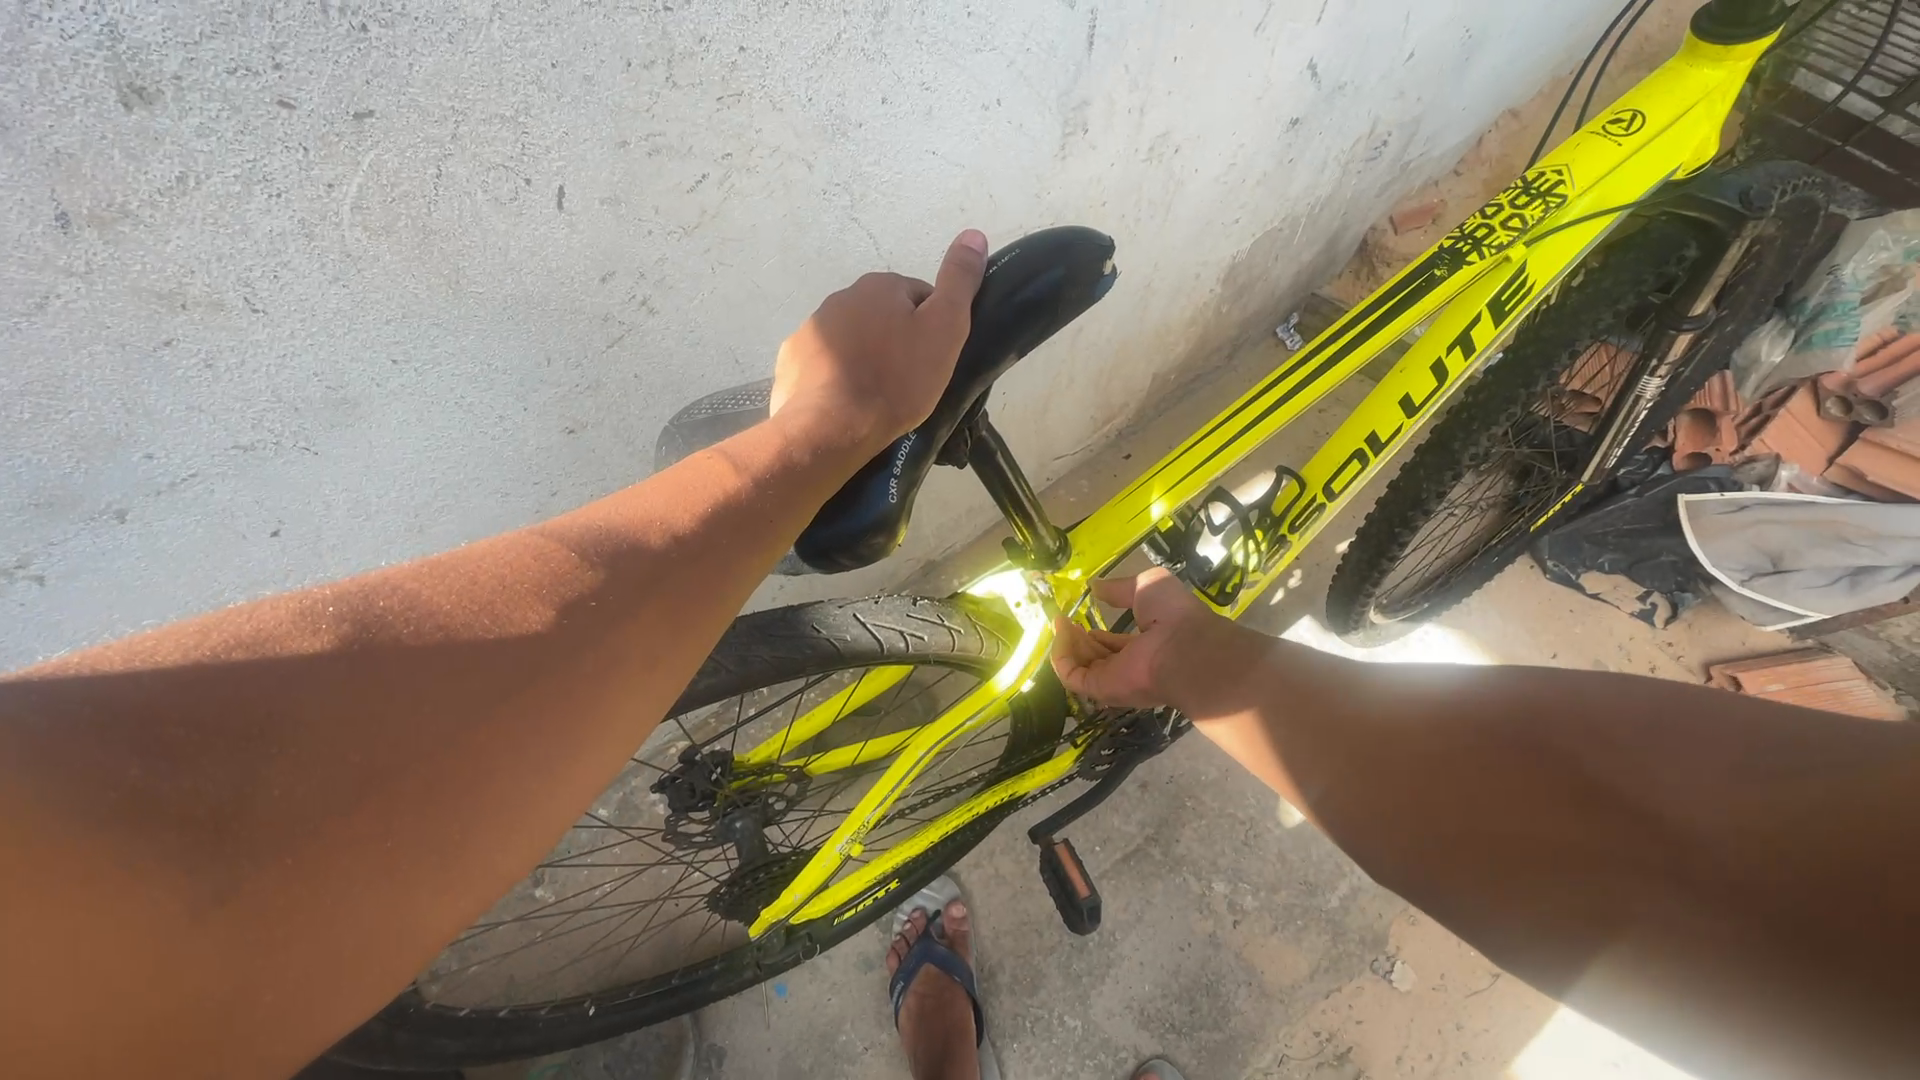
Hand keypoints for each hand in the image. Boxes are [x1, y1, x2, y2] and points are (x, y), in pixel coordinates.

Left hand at [770, 229, 989, 455]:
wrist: (833, 427)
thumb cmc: (897, 380)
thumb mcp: (944, 330)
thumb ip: (959, 282)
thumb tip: (974, 234)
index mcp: (880, 286)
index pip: (918, 298)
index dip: (932, 330)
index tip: (934, 361)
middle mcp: (840, 298)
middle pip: (881, 318)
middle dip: (895, 343)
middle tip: (909, 383)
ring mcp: (810, 330)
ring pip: (851, 342)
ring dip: (865, 360)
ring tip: (877, 397)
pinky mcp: (792, 363)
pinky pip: (823, 366)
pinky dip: (835, 380)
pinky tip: (846, 404)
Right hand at [1050, 568, 1266, 714]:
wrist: (1183, 646)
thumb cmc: (1171, 613)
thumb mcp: (1145, 586)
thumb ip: (1119, 588)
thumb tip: (1096, 586)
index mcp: (1144, 644)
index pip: (1114, 643)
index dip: (1095, 632)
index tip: (1078, 617)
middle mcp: (1128, 665)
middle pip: (1095, 656)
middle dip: (1078, 639)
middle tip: (1063, 620)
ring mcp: (1114, 680)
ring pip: (1081, 666)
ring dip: (1067, 645)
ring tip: (1060, 622)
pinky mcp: (1101, 688)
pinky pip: (1072, 676)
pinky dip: (1061, 657)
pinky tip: (1060, 633)